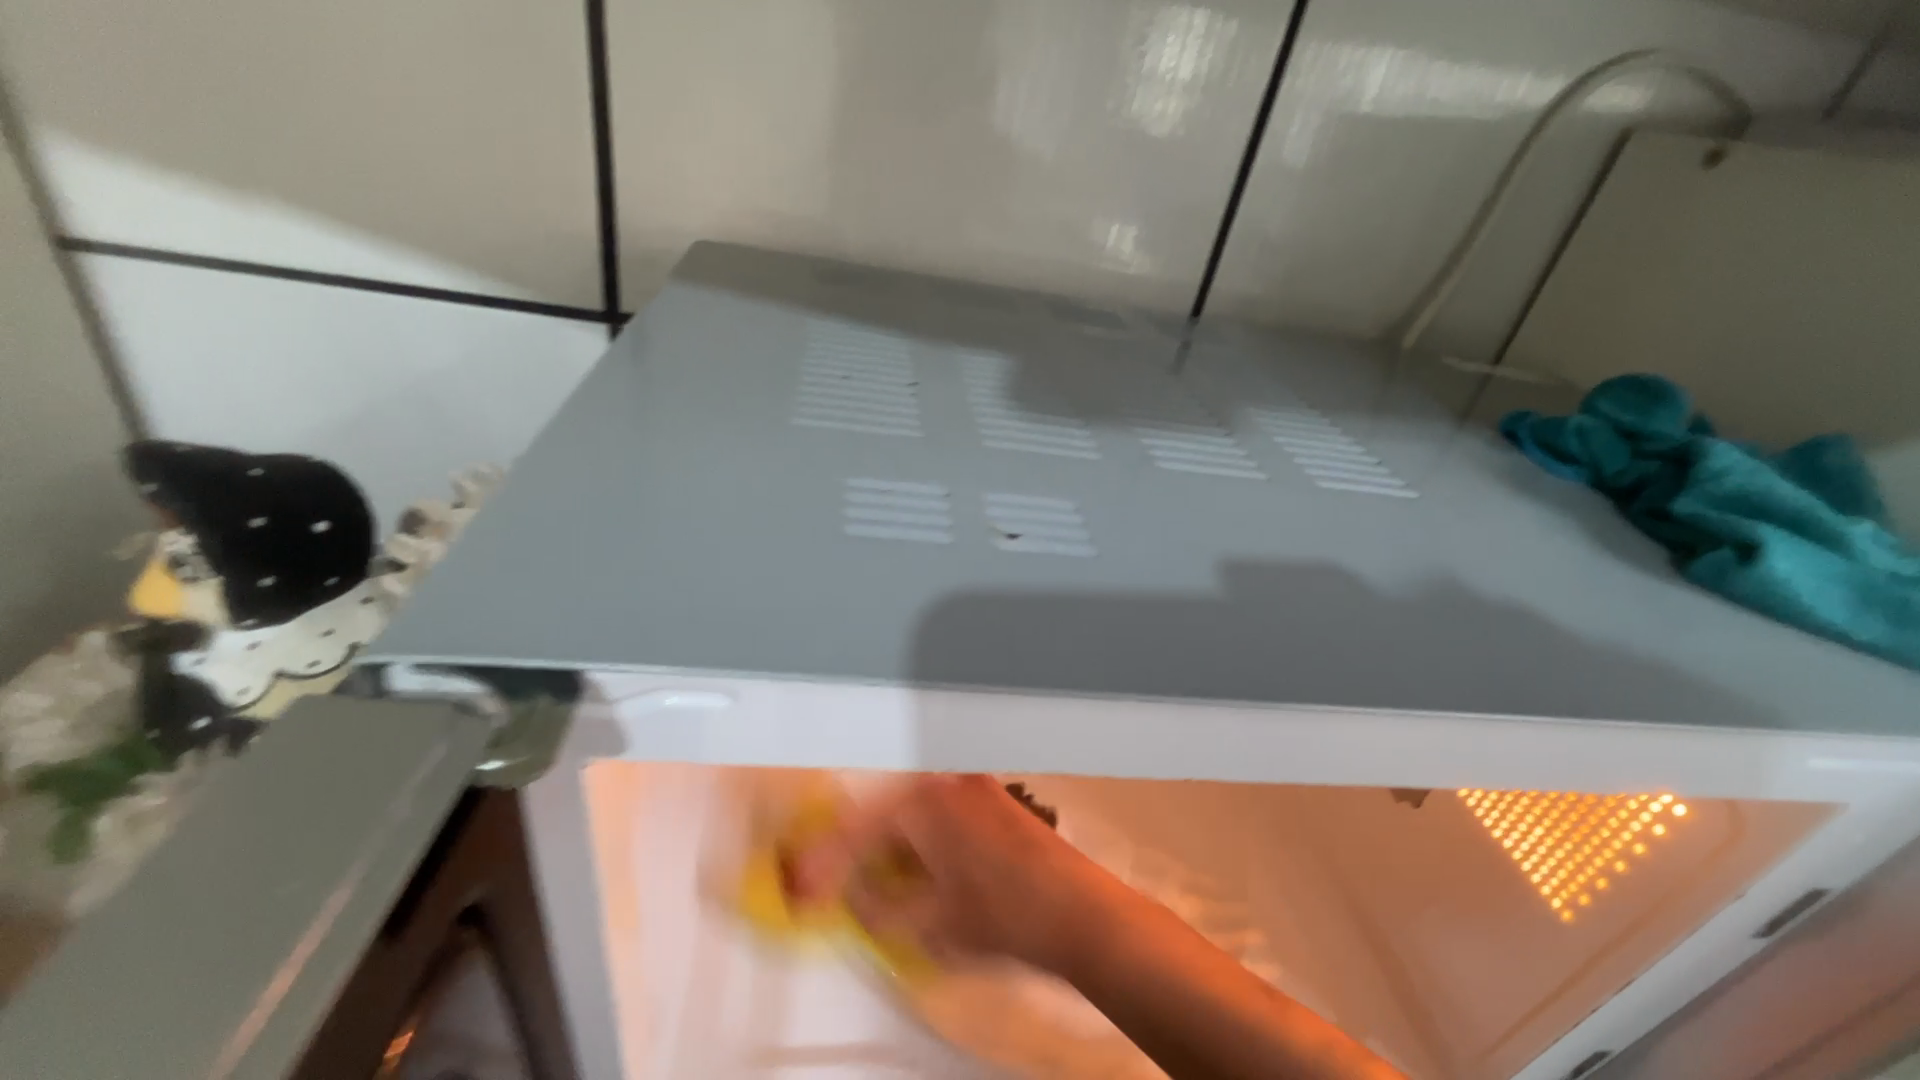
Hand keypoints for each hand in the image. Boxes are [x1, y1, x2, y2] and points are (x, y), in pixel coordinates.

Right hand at [791, 774, 1125, 973]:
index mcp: (921, 800)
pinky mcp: (997, 800)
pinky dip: (920, 836)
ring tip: (875, 877)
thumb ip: (878, 907)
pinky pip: (940, 811)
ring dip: (888, 841)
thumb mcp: (930, 922)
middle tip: (832, 880)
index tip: (802, 889)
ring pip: (912, 808)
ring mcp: (975, 786)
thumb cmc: (1004, 915)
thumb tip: (851, 895)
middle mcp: (945, 780)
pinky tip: (922, 865)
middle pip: (882, 809)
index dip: (823, 862)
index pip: (854, 829)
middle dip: (854, 846)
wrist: (1086, 914)